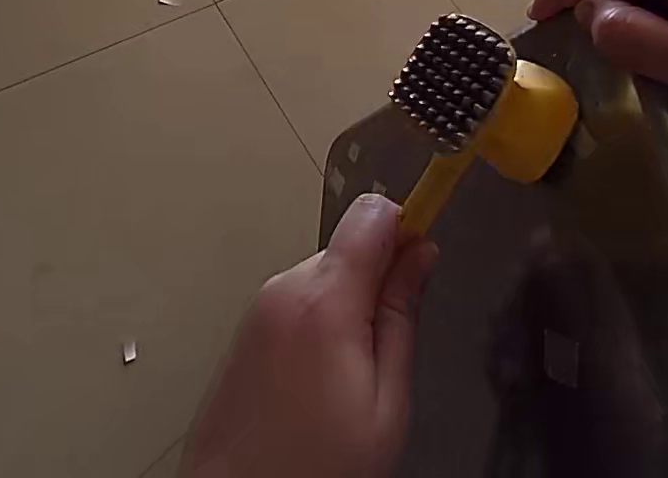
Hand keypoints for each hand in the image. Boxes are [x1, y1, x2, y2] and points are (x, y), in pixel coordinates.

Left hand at [181, 194, 438, 477]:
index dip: (405, 225)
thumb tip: (421, 255)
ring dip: (349, 301)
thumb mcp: (385, 403)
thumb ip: (403, 315)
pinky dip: (321, 317)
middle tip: (384, 342)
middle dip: (378, 277)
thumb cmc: (313, 472)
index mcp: (324, 301)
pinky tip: (318, 376)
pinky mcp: (246, 328)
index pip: (372, 215)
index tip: (420, 256)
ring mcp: (260, 308)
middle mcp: (285, 291)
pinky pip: (301, 296)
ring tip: (346, 372)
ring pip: (329, 271)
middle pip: (352, 245)